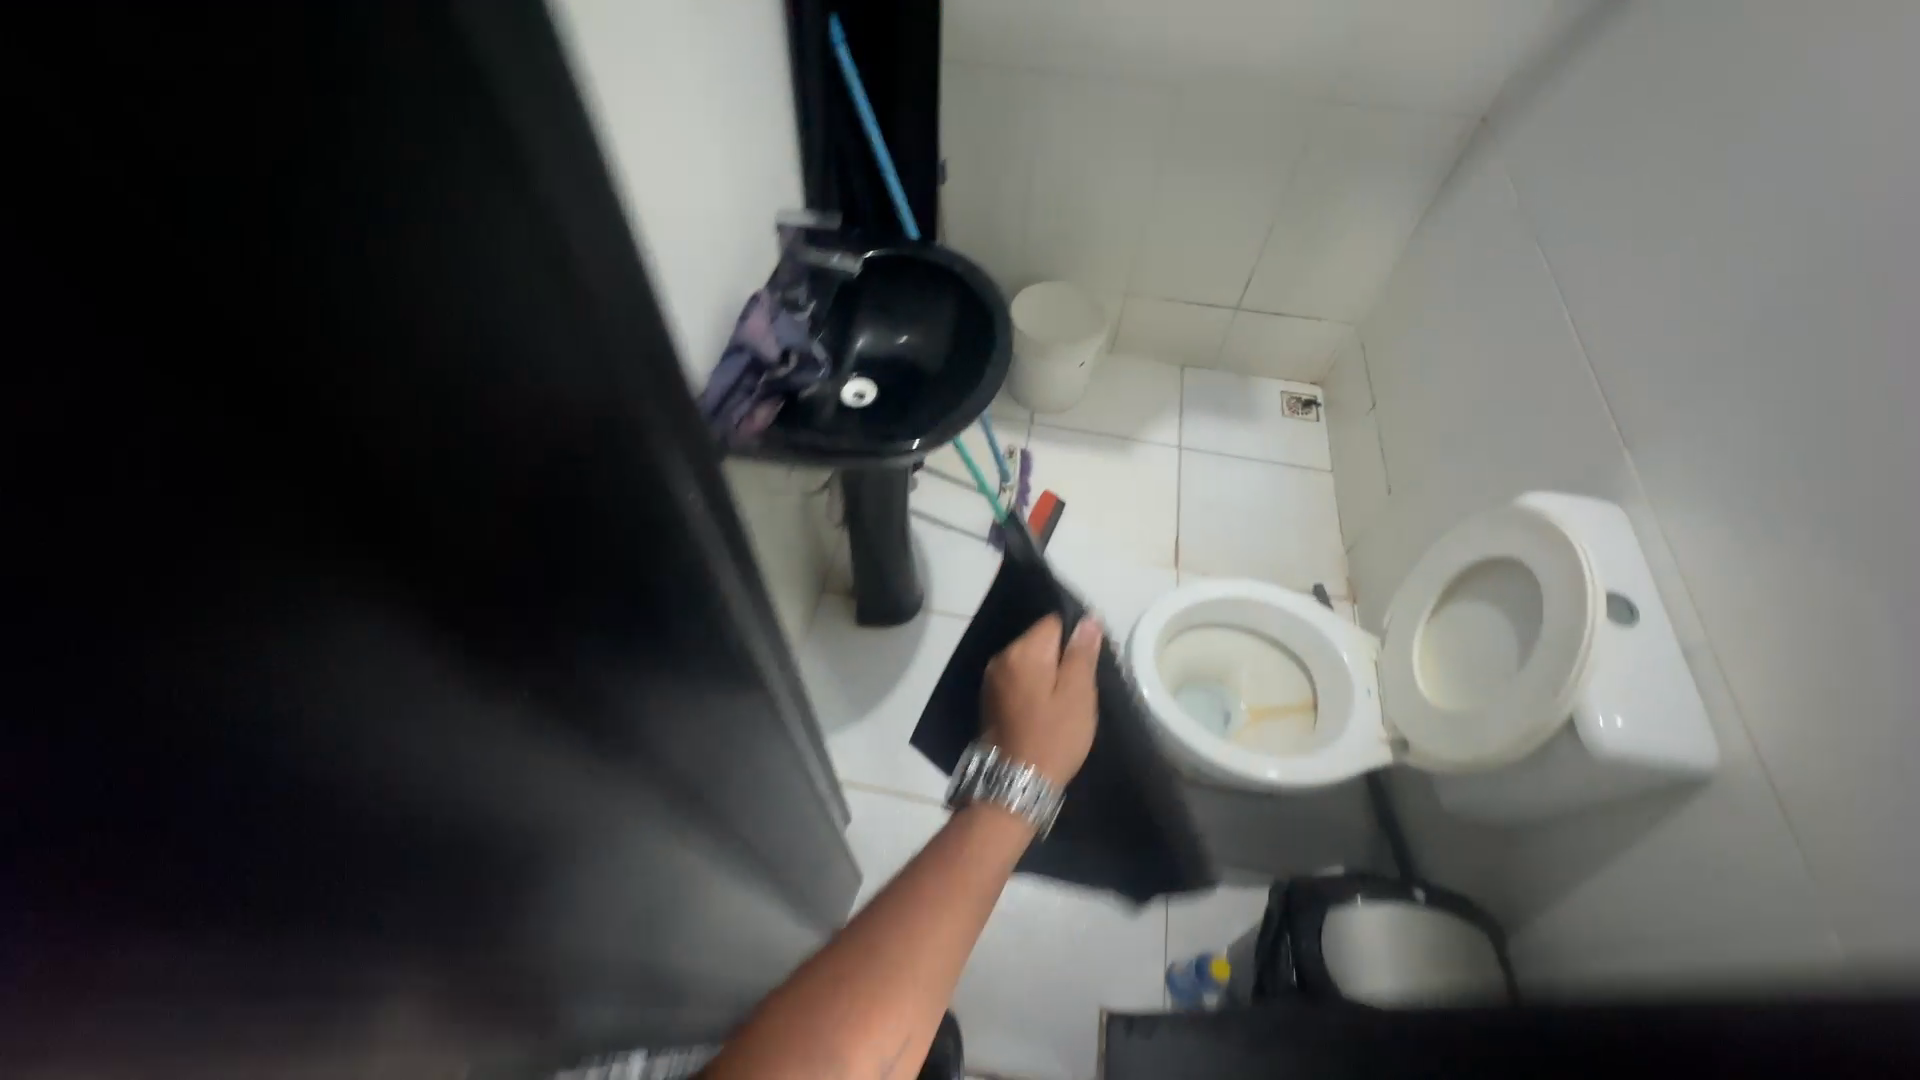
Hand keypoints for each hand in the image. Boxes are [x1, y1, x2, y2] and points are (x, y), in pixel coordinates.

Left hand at [981, 615, 1101, 786]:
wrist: (1015, 783)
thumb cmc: (1053, 737)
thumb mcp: (1078, 695)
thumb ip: (1081, 653)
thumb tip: (1088, 619)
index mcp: (1023, 651)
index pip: (1053, 622)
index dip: (1074, 638)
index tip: (1086, 665)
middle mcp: (1001, 657)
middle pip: (1038, 640)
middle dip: (1059, 656)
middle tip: (1078, 689)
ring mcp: (992, 678)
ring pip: (1027, 660)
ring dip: (1045, 673)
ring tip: (1062, 702)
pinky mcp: (989, 698)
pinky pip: (1017, 678)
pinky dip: (1031, 686)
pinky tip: (1042, 710)